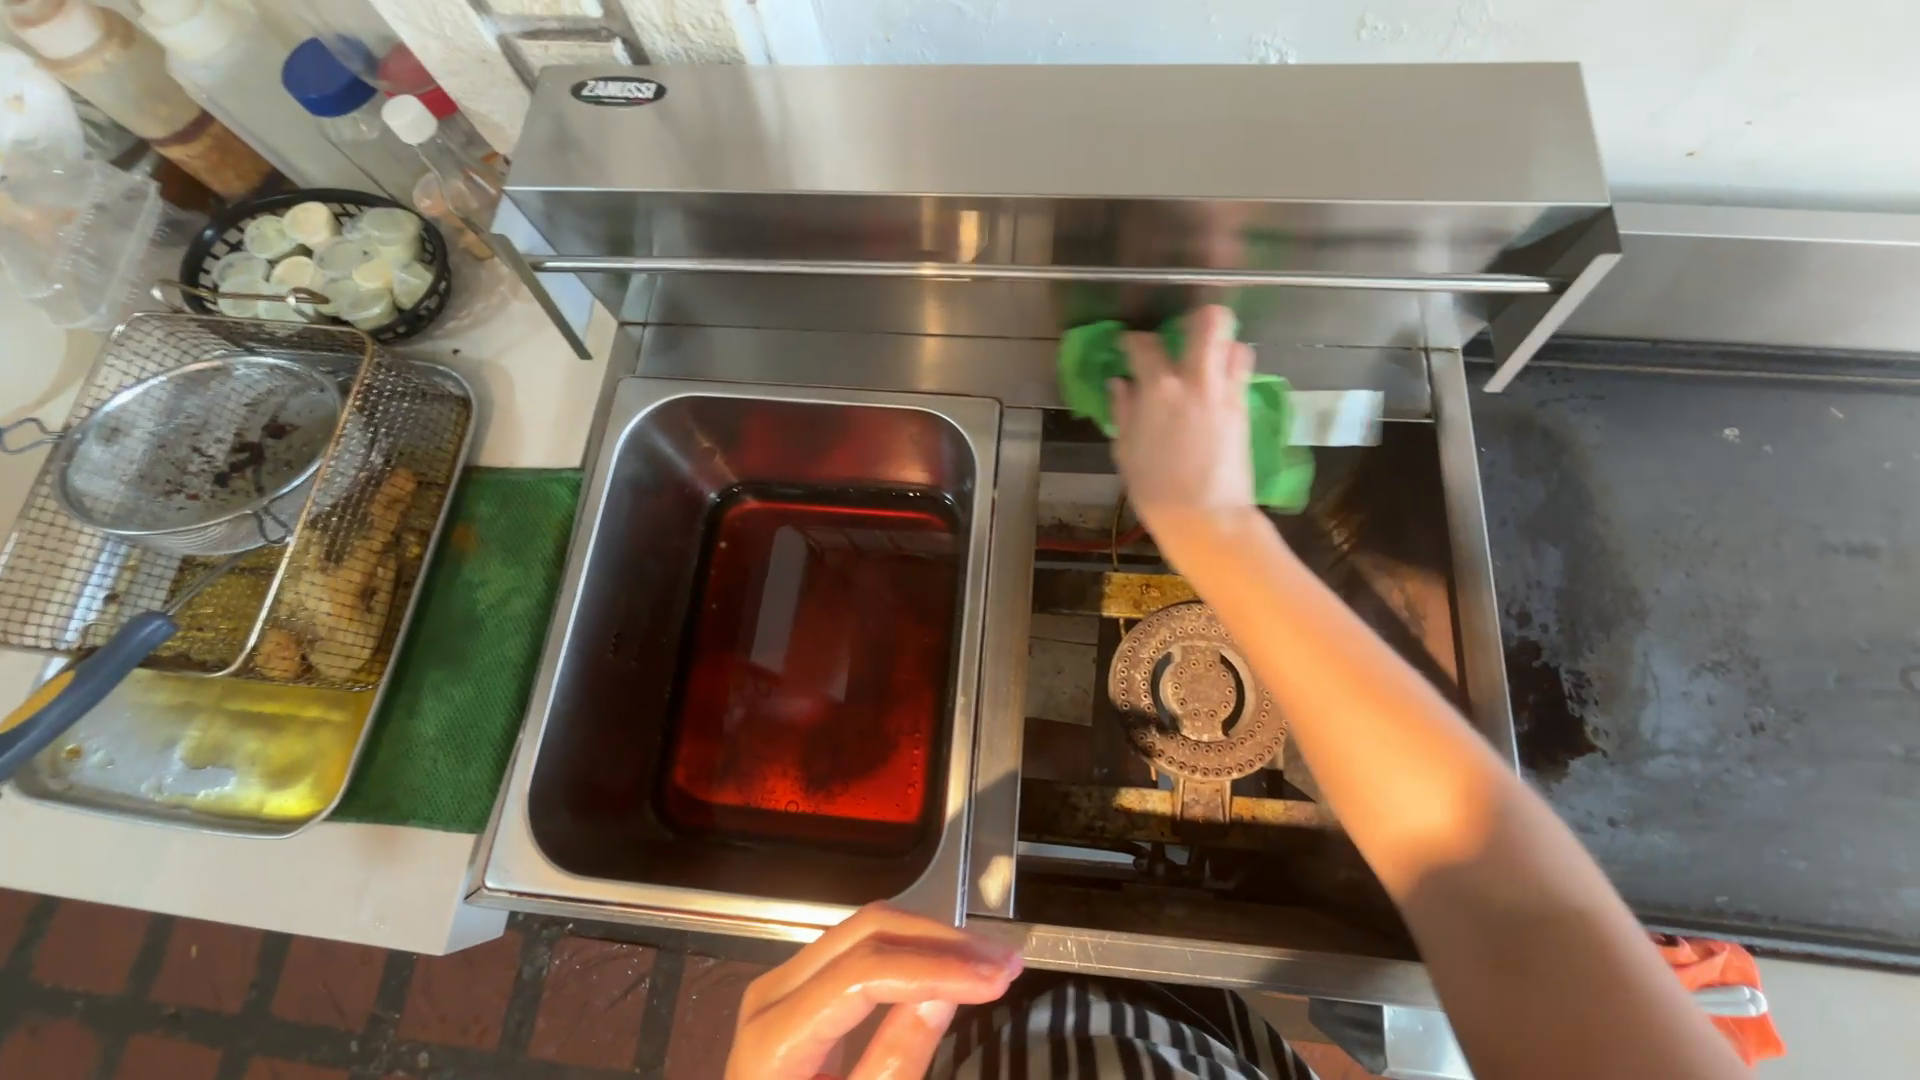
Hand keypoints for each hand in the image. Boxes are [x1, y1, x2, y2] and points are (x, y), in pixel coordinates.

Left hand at [726, 904, 1022, 1079]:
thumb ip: (896, 1060)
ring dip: (934, 940)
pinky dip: (913, 950)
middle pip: (867, 934)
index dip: (935, 968)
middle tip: (1005, 961)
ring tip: (990, 959)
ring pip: (868, 930)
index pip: (863, 974)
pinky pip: (862, 948)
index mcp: (774, 1036)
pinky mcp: (802, 984)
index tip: (998, 979)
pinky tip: (950, 961)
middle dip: (942, 942)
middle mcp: (774, 989)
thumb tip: (946, 989)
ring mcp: (786, 980)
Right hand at [1109, 305, 1256, 534]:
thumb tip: (1121, 385)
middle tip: (1183, 332)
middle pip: (1210, 323)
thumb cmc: (1156, 490)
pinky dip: (1231, 371)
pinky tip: (1215, 388)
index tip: (1129, 346)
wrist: (1206, 517)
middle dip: (1197, 318)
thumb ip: (1123, 411)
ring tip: (1206, 361)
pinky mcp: (1245, 410)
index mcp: (1158, 390)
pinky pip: (1242, 375)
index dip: (1134, 341)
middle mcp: (1196, 381)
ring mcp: (1226, 394)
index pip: (1145, 345)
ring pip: (1236, 344)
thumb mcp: (1126, 451)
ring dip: (1221, 346)